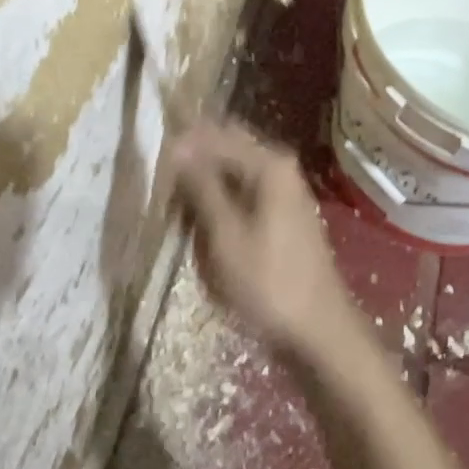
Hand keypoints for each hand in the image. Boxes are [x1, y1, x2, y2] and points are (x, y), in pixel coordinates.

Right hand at [168, 120, 354, 353]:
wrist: (318, 333)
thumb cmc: (268, 283)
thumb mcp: (225, 235)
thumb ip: (201, 186)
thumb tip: (176, 145)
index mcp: (269, 165)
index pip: (215, 134)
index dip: (181, 144)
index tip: (151, 161)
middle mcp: (279, 169)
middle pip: (224, 153)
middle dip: (192, 169)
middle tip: (162, 192)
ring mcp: (282, 194)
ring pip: (230, 178)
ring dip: (202, 193)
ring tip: (177, 218)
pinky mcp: (279, 218)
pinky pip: (240, 200)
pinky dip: (218, 211)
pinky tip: (200, 233)